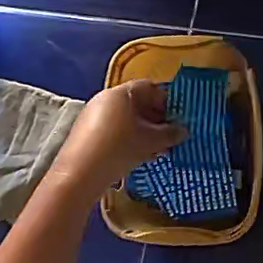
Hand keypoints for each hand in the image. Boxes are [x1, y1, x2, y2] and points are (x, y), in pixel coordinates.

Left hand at [49, 79, 186, 190]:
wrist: (79, 175)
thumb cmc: (119, 148)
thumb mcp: (151, 141)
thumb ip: (171, 133)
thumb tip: (183, 130)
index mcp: (121, 93)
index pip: (150, 87)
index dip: (167, 101)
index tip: (179, 118)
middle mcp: (106, 98)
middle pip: (138, 103)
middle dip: (157, 119)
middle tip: (171, 136)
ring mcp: (94, 115)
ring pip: (126, 119)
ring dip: (144, 132)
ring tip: (158, 150)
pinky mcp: (86, 133)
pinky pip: (114, 130)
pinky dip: (129, 139)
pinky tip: (139, 156)